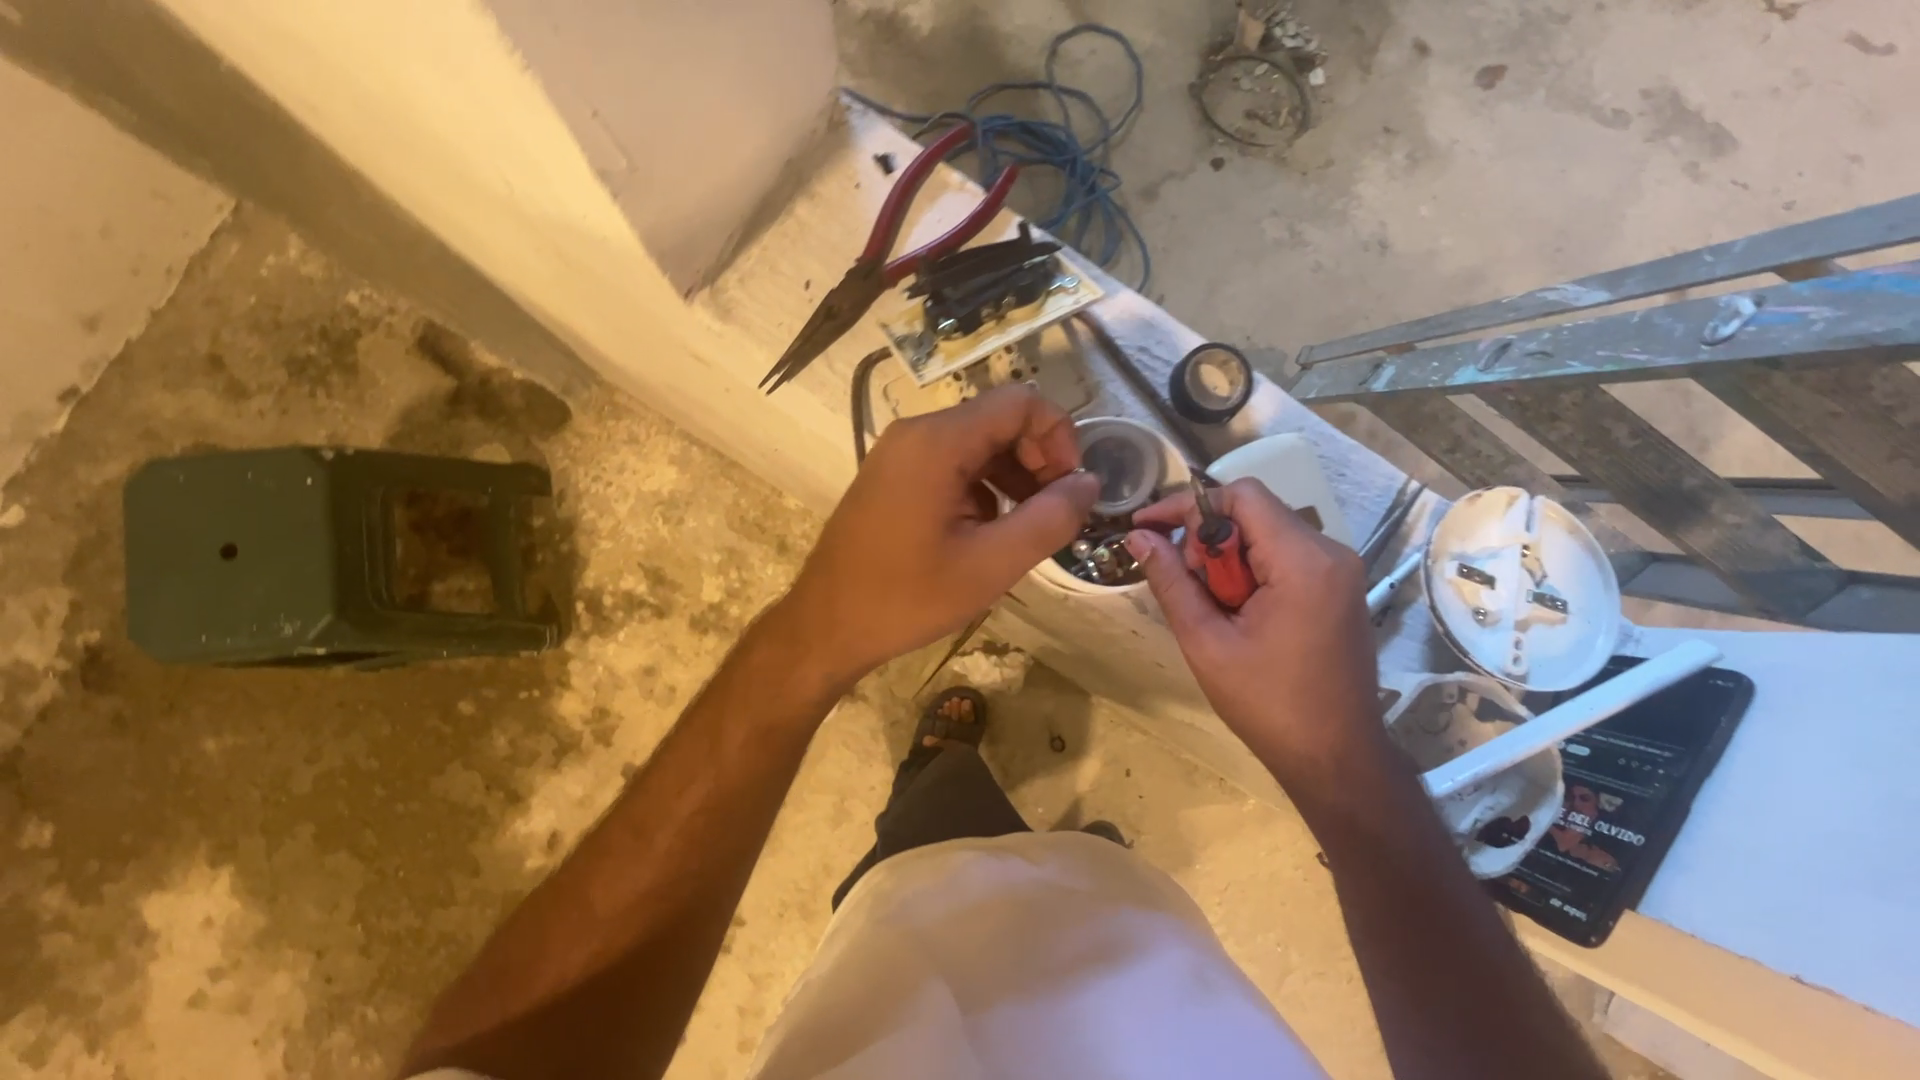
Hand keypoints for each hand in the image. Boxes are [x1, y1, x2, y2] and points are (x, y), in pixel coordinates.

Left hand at [780, 384, 1098, 685]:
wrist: (827, 626)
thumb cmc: (906, 597)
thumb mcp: (990, 565)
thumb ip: (1049, 519)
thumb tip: (1089, 484)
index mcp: (938, 442)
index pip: (1021, 402)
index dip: (1059, 437)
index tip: (1070, 488)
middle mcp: (916, 433)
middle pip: (999, 420)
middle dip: (1038, 460)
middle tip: (1054, 514)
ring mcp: (900, 453)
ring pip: (978, 444)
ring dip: (1013, 477)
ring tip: (1025, 530)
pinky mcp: (893, 476)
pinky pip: (952, 464)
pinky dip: (983, 489)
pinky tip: (986, 534)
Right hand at [1125, 479, 1385, 784]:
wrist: (1336, 757)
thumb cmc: (1267, 704)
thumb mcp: (1206, 642)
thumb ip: (1171, 581)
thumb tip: (1138, 537)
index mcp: (1302, 560)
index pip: (1240, 495)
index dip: (1187, 505)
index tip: (1148, 529)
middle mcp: (1330, 552)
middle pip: (1254, 512)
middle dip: (1207, 540)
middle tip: (1186, 586)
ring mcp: (1340, 570)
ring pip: (1267, 534)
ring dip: (1227, 559)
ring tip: (1211, 608)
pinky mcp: (1339, 588)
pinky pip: (1285, 556)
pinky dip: (1252, 572)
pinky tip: (1237, 613)